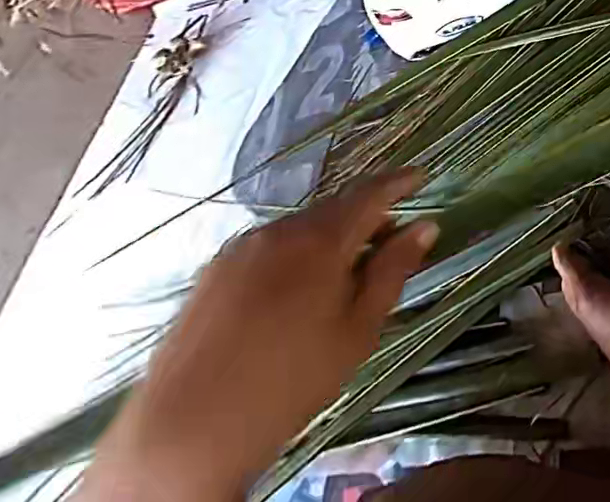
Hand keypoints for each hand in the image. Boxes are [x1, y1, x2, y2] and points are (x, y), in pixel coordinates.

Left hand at [81, 170, 437, 501]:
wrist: (184, 433)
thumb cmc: (289, 383)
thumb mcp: (357, 330)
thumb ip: (392, 270)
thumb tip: (425, 225)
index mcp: (320, 240)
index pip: (370, 194)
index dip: (398, 182)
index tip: (420, 176)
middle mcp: (280, 230)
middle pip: (335, 209)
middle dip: (366, 217)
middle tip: (389, 240)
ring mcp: (241, 248)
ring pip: (301, 228)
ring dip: (330, 237)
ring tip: (344, 274)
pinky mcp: (213, 270)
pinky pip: (269, 246)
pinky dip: (296, 253)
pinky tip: (295, 293)